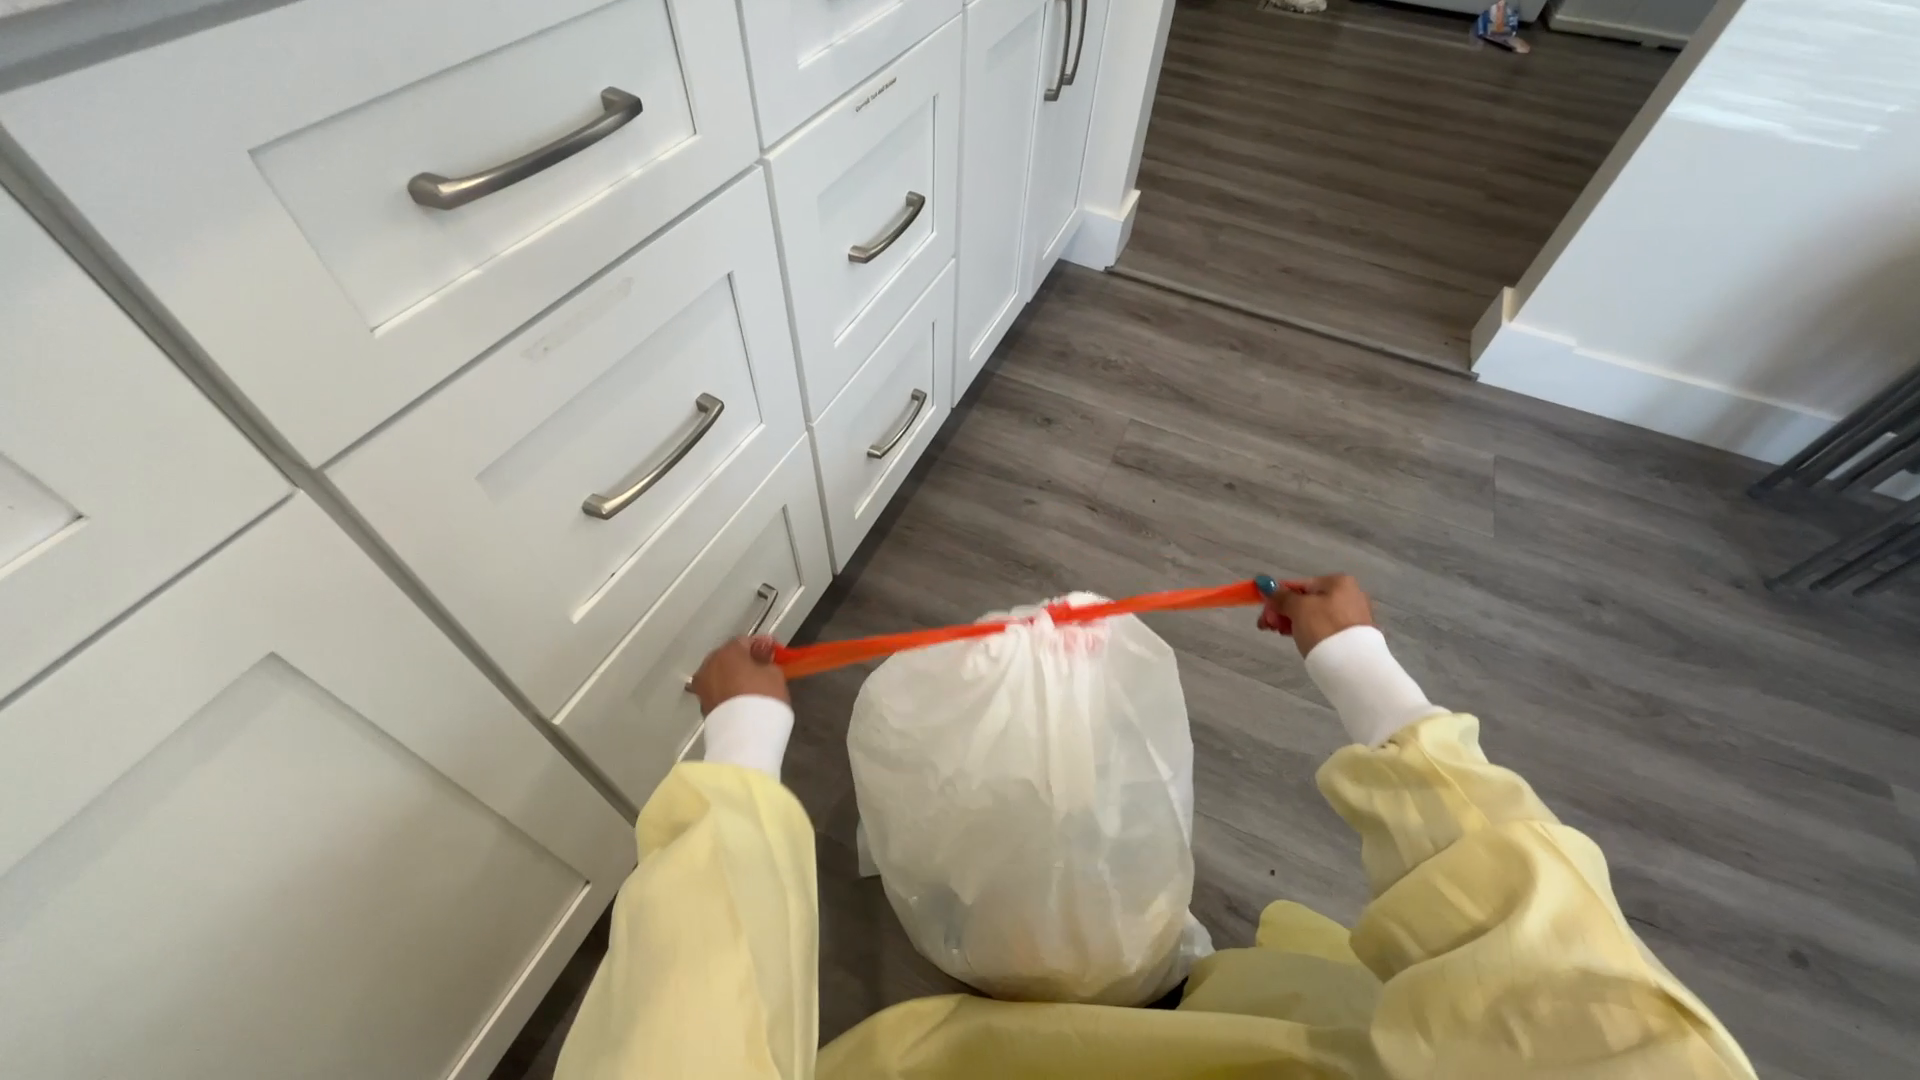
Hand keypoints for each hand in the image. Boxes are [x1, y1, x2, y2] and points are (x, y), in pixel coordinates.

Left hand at [688, 636, 788, 714]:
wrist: (744, 735)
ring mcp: (702, 686)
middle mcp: (709, 665)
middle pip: (728, 656)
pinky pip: (717, 691)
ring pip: (719, 674)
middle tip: (762, 668)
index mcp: (728, 651)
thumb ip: (768, 661)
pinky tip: (740, 698)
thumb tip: (762, 657)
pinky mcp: (702, 706)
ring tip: (751, 685)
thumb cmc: (763, 697)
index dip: (761, 645)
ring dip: (732, 676)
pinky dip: (727, 691)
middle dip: (743, 660)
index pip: (745, 641)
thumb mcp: (775, 674)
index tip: (773, 652)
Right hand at [1258, 574, 1374, 657]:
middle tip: (1268, 626)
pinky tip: (1299, 639)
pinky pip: (1324, 627)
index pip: (1298, 585)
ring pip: (1314, 615)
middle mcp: (1349, 594)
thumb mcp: (1297, 608)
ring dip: (1293, 622)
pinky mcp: (1353, 634)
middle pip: (1306, 600)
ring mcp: (1353, 615)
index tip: (1264, 613)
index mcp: (1337, 582)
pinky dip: (1309, 631)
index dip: (1276, 598)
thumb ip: (1280, 597)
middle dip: (1283, 612)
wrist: (1352, 664)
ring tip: (1281, 634)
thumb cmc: (1323, 628)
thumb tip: (1265, 585)